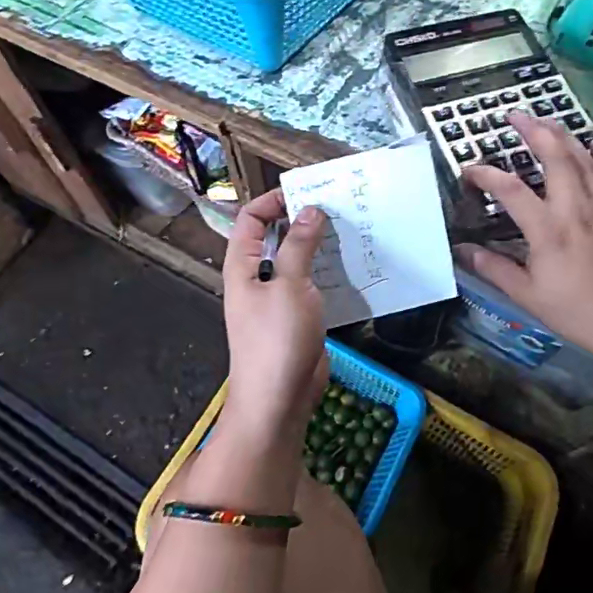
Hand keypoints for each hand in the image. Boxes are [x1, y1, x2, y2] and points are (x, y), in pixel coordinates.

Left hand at [221, 188, 330, 434]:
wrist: (278, 399)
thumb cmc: (277, 338)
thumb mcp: (290, 285)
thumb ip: (299, 245)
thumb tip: (310, 210)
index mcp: (242, 265)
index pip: (250, 219)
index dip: (273, 201)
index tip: (306, 193)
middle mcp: (256, 278)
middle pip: (275, 237)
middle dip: (301, 221)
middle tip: (336, 209)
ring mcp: (276, 299)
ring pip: (295, 261)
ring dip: (318, 247)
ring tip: (349, 232)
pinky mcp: (296, 317)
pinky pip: (309, 285)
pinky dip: (326, 273)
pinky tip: (350, 267)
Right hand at [458, 110, 592, 371]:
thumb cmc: (576, 311)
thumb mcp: (527, 295)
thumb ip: (493, 268)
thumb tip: (462, 250)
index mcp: (548, 231)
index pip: (510, 190)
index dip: (485, 175)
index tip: (468, 171)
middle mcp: (575, 209)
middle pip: (555, 157)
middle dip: (533, 131)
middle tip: (514, 115)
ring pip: (583, 158)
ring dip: (563, 133)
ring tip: (544, 118)